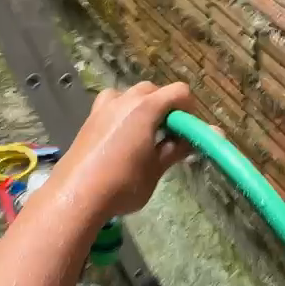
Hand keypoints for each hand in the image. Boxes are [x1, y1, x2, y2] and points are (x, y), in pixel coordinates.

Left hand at [40, 82, 199, 223]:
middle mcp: (124, 99)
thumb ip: (179, 148)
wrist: (78, 195)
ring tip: (146, 136)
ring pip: (132, 95)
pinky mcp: (91, 117)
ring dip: (144, 108)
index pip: (179, 92)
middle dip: (166, 108)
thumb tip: (206, 137)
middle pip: (154, 91)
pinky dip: (125, 113)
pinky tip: (124, 137)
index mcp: (145, 108)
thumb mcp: (156, 168)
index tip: (189, 133)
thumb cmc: (124, 184)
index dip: (189, 111)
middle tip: (170, 136)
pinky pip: (114, 104)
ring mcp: (104, 106)